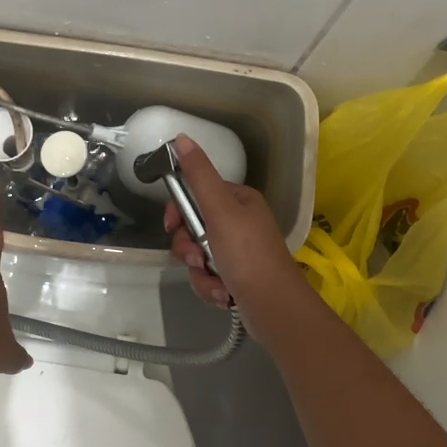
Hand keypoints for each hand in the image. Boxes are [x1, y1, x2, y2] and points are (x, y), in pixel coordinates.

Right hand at [164, 134, 308, 317]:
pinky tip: (224, 297)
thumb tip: (182, 138)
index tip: (171, 225)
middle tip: (197, 258)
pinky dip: (211, 288)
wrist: (275, 309)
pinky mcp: (235, 278)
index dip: (179, 211)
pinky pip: (207, 277)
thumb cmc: (247, 254)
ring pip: (197, 256)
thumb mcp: (220, 210)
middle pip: (193, 228)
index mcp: (238, 200)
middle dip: (189, 248)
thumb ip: (199, 175)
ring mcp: (238, 252)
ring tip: (217, 284)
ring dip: (200, 273)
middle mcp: (239, 222)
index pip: (195, 194)